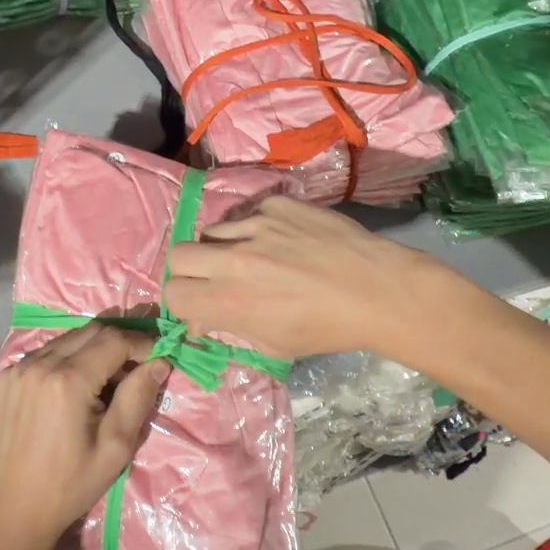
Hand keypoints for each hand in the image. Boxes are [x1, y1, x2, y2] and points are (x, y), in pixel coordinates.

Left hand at [0, 323, 170, 549]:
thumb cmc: (72, 483)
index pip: (113, 339)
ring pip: (68, 338)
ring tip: (109, 376)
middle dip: (120, 341)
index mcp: (67, 380)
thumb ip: (138, 397)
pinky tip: (76, 385)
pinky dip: (68, 358)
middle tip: (138, 364)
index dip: (141, 342)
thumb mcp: (116, 447)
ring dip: (94, 348)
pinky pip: (46, 352)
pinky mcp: (7, 375)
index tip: (158, 355)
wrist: (18, 507)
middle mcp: (40, 363)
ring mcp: (19, 367)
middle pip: (91, 331)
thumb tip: (160, 361)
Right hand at [163, 196, 458, 358]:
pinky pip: (249, 214)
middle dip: (189, 269)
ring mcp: (255, 225)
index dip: (183, 300)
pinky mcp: (276, 204)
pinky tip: (283, 241)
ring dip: (224, 247)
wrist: (376, 289)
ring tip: (255, 257)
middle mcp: (235, 259)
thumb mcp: (275, 345)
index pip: (173, 293)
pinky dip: (257, 228)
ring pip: (213, 230)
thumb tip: (203, 316)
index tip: (200, 303)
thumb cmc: (327, 328)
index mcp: (231, 302)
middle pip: (178, 253)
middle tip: (213, 277)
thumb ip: (230, 328)